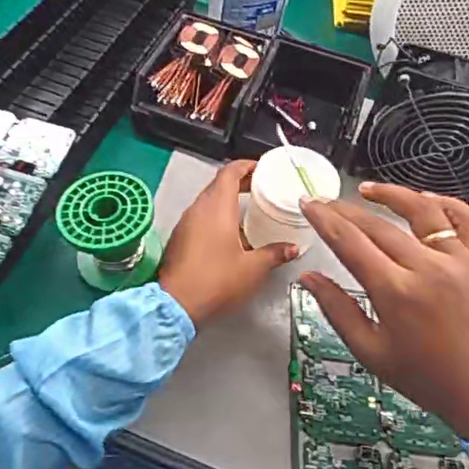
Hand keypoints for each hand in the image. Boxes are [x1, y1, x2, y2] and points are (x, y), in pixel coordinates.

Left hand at [157, 160, 297, 327]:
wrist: (176, 303)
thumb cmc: (216, 281)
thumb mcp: (252, 269)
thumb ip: (274, 254)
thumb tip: (293, 248)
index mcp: (216, 208)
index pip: (229, 172)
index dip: (246, 165)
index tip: (262, 168)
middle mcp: (198, 208)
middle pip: (218, 184)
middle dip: (240, 182)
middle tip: (262, 187)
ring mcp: (186, 222)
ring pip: (208, 200)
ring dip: (227, 199)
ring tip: (250, 209)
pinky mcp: (180, 236)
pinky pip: (200, 216)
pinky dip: (217, 215)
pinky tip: (231, 232)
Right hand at [299, 182, 468, 439]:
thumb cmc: (428, 379)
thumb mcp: (371, 352)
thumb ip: (337, 309)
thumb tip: (308, 278)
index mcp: (396, 293)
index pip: (350, 242)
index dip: (324, 219)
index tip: (307, 204)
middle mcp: (428, 269)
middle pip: (378, 224)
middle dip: (345, 209)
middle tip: (325, 201)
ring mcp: (461, 262)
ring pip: (423, 210)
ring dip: (392, 195)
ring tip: (368, 190)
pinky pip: (468, 220)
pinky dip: (447, 204)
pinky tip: (427, 200)